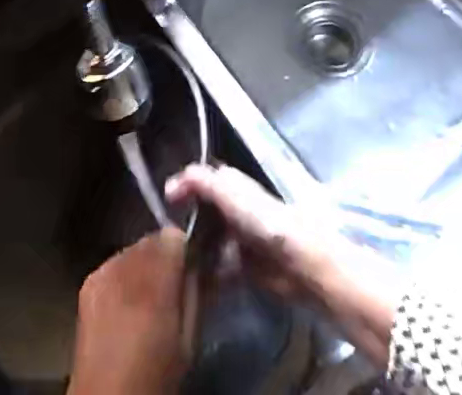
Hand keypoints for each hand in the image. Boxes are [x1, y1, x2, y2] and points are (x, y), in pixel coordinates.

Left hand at [69, 228, 187, 394]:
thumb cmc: (154, 376)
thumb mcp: (188, 340)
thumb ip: (195, 293)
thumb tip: (202, 263)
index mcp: (154, 282)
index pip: (174, 237)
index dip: (186, 248)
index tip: (194, 264)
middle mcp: (125, 267)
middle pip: (153, 239)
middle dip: (166, 253)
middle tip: (175, 280)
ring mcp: (102, 271)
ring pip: (135, 248)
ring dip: (146, 262)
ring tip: (151, 291)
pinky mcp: (89, 282)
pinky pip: (116, 262)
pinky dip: (127, 272)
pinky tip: (130, 297)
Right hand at [163, 163, 327, 299]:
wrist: (298, 262)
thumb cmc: (263, 221)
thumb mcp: (229, 194)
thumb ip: (202, 182)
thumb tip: (170, 182)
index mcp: (234, 185)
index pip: (204, 179)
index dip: (185, 185)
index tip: (165, 201)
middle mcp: (236, 208)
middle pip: (205, 210)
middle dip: (187, 218)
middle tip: (163, 233)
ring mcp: (240, 238)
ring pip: (210, 239)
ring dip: (195, 248)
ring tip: (172, 260)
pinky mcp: (245, 267)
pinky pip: (218, 268)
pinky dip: (207, 273)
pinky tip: (193, 281)